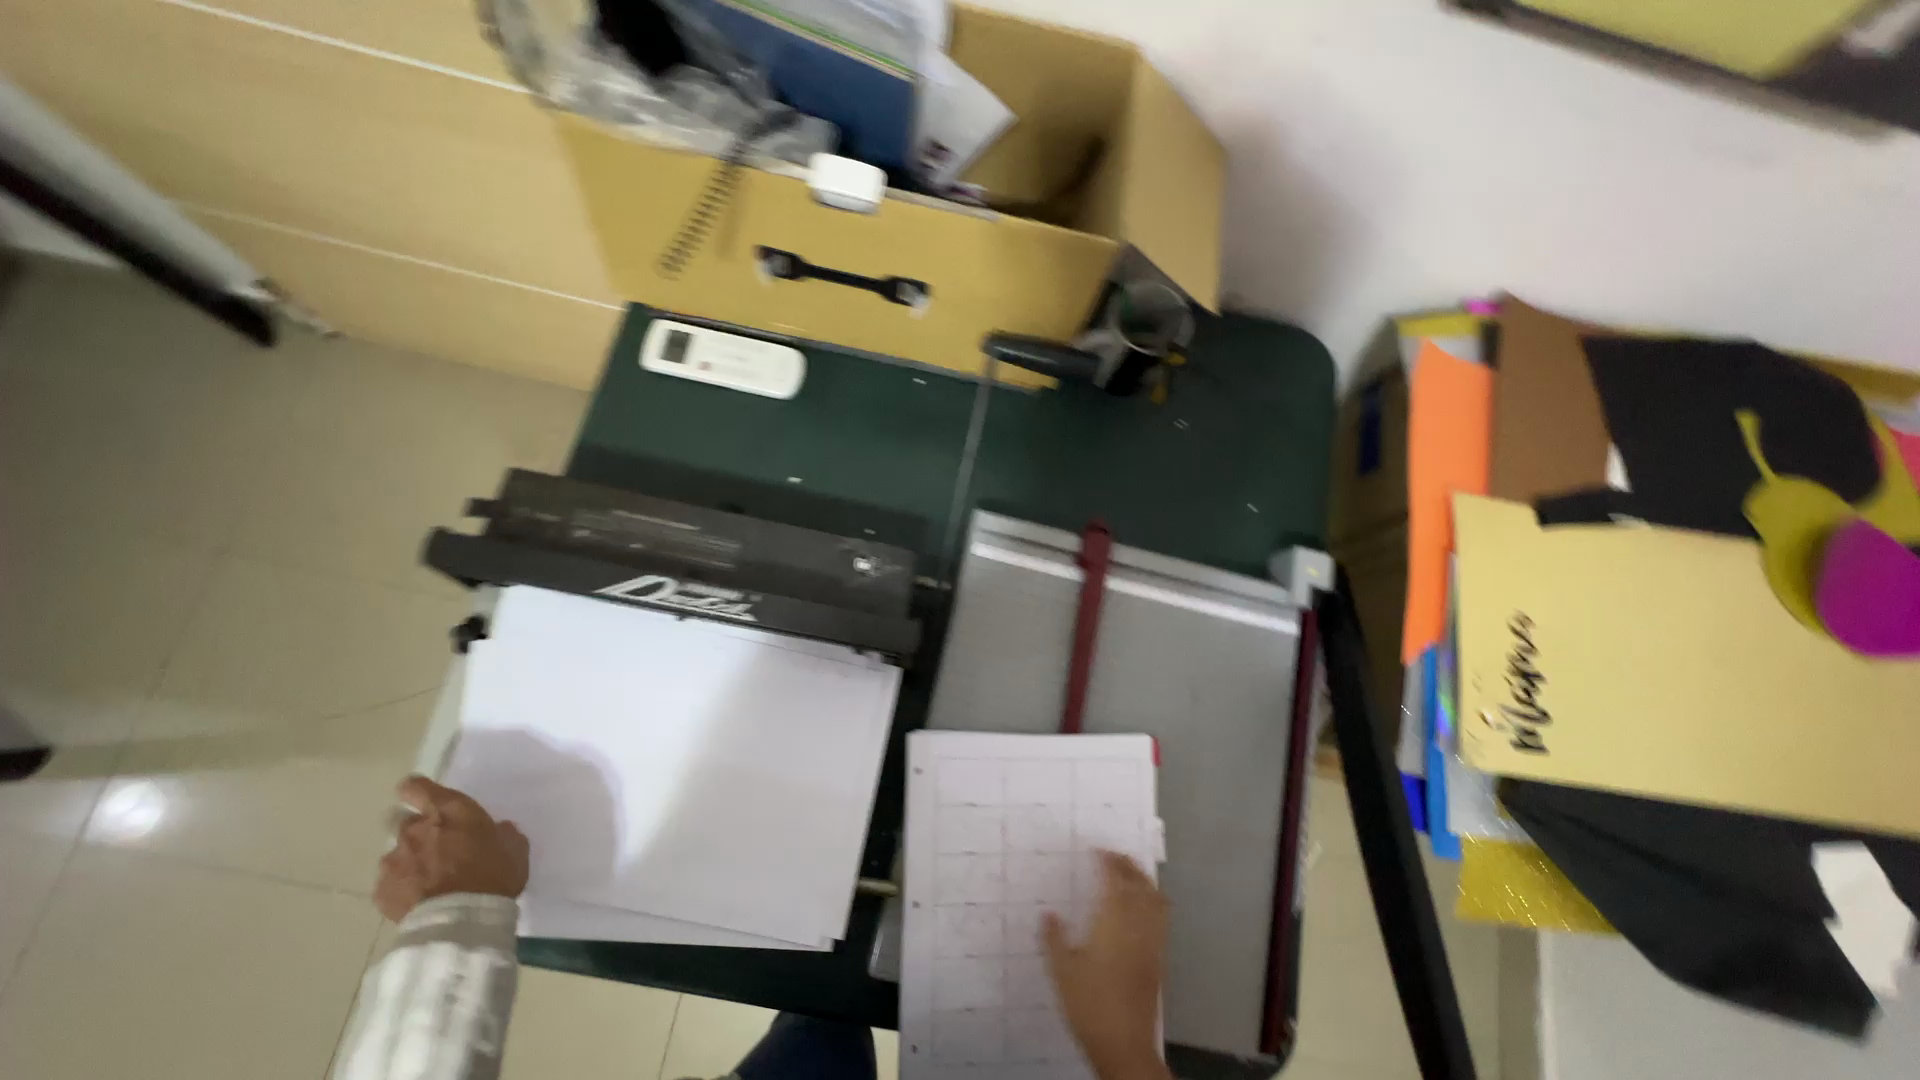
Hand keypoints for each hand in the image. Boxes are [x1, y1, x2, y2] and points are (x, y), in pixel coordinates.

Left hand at [374, 775, 529, 922]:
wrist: (461, 921)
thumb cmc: (494, 875)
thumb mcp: (514, 848)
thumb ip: (502, 833)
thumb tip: (497, 830)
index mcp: (449, 811)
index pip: (416, 787)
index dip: (418, 791)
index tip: (424, 799)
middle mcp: (415, 829)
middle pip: (402, 820)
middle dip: (416, 830)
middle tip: (435, 847)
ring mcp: (393, 860)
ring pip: (396, 853)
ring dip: (409, 861)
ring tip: (428, 881)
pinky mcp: (381, 890)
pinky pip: (390, 883)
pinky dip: (402, 888)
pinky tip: (419, 900)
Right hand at [1043, 851, 1171, 1079]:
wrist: (1124, 1043)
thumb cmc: (1089, 1004)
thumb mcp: (1061, 970)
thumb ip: (1054, 938)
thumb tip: (1048, 914)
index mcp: (1112, 921)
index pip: (1114, 880)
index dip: (1107, 861)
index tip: (1096, 850)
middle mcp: (1137, 926)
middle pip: (1139, 885)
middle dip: (1127, 865)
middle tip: (1111, 856)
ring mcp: (1152, 942)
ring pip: (1155, 899)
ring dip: (1143, 880)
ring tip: (1128, 874)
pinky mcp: (1159, 958)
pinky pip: (1160, 918)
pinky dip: (1152, 901)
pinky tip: (1139, 908)